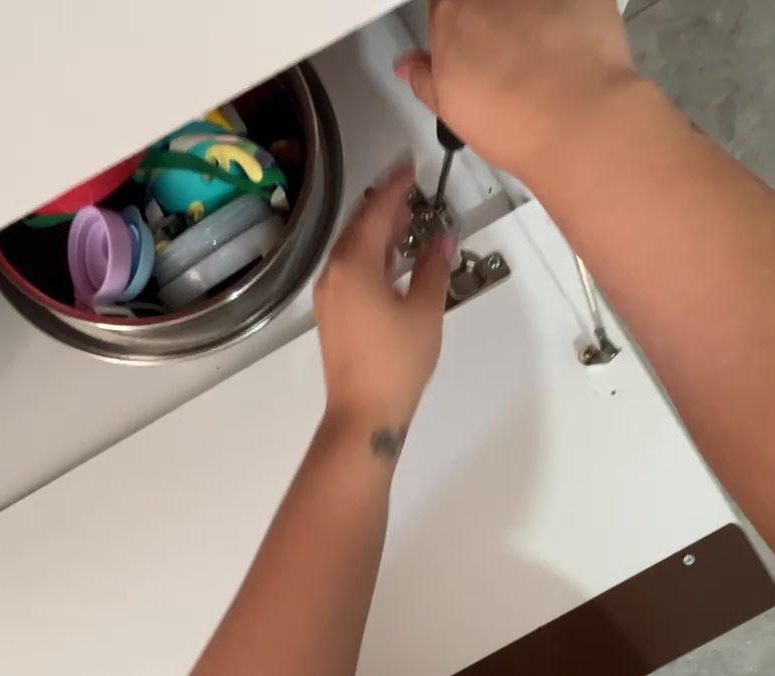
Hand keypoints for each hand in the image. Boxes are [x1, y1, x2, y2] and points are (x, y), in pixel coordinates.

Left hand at [313, 164, 454, 457]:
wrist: (363, 412)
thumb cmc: (396, 362)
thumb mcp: (424, 310)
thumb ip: (434, 266)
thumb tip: (445, 236)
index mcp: (354, 264)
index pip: (377, 210)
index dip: (396, 185)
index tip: (410, 163)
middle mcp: (333, 273)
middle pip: (358, 225)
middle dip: (384, 205)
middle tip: (411, 190)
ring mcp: (328, 295)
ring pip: (351, 249)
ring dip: (377, 231)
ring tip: (407, 221)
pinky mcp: (332, 314)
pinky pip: (348, 270)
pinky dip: (369, 256)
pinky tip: (390, 261)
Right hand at [395, 0, 639, 176]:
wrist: (574, 119)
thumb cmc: (515, 119)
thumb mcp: (451, 110)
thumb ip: (425, 79)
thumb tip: (411, 67)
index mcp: (451, 14)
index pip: (444, 7)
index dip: (456, 28)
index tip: (468, 50)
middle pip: (485, 5)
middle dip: (494, 23)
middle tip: (506, 57)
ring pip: (525, 6)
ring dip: (529, 20)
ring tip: (539, 57)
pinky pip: (567, 2)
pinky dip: (567, 18)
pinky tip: (568, 50)